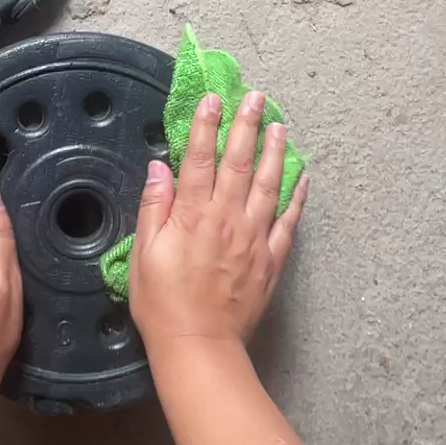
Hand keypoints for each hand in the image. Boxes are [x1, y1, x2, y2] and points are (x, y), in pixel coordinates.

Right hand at [128, 92, 307, 346]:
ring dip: (274, 152)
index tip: (212, 99)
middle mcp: (227, 219)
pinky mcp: (270, 260)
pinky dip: (296, 197)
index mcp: (193, 216)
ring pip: (268, 186)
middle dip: (246, 126)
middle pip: (238, 164)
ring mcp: (253, 239)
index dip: (204, 126)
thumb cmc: (162, 302)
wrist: (199, 346)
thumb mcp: (143, 254)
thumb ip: (154, 207)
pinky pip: (288, 222)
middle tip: (255, 98)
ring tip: (279, 126)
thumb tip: (158, 168)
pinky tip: (301, 176)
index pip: (198, 160)